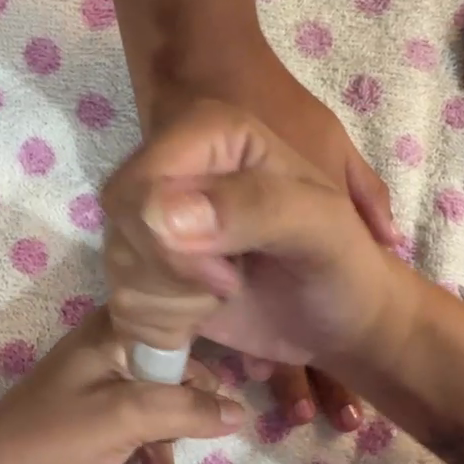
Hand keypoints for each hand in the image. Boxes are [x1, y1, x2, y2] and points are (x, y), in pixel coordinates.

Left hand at [0, 310, 244, 463]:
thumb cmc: (57, 436)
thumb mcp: (128, 418)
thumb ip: (188, 410)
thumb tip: (240, 413)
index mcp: (118, 332)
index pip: (185, 331)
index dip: (209, 362)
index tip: (230, 400)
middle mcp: (115, 350)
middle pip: (181, 377)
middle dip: (189, 422)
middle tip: (191, 448)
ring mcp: (106, 387)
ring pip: (164, 410)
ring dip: (165, 452)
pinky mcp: (100, 419)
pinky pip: (142, 432)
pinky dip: (147, 461)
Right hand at [147, 49, 395, 429]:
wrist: (343, 321)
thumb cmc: (344, 267)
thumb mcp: (323, 229)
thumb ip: (255, 208)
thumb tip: (164, 218)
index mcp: (210, 138)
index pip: (137, 186)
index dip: (165, 241)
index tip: (226, 273)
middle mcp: (173, 175)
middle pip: (121, 229)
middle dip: (173, 277)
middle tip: (231, 286)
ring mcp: (157, 227)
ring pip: (118, 270)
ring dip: (173, 305)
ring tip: (228, 297)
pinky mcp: (152, 273)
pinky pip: (122, 304)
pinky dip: (162, 326)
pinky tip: (203, 320)